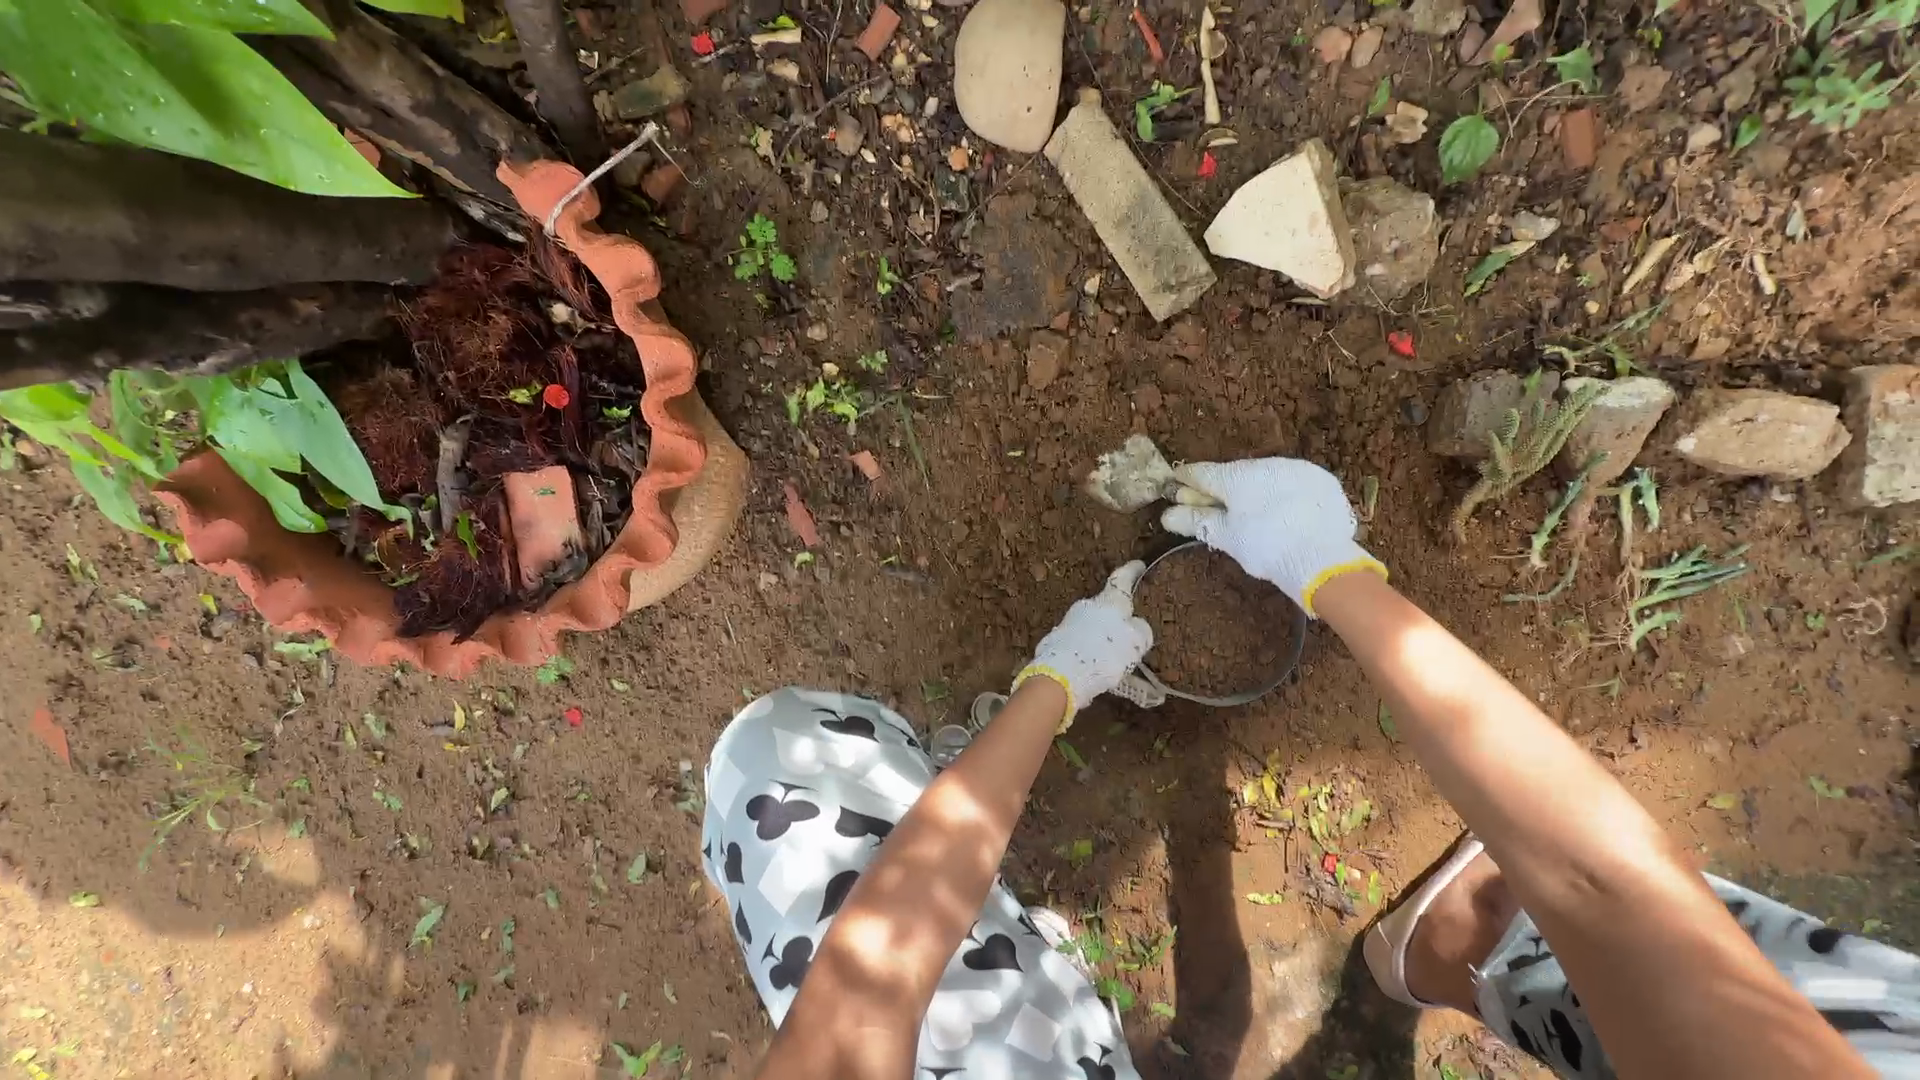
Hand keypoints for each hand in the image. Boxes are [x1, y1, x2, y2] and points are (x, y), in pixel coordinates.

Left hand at [1014, 561, 1153, 729]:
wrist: (1062, 675)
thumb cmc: (1106, 653)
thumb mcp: (1137, 642)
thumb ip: (1140, 629)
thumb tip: (1135, 625)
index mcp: (1109, 601)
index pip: (1122, 579)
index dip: (1131, 572)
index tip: (1138, 565)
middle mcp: (1086, 606)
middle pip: (1105, 606)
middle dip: (1116, 616)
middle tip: (1129, 629)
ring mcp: (1068, 622)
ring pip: (1092, 625)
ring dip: (1102, 636)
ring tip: (1114, 657)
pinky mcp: (1056, 642)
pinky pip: (1080, 643)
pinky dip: (1089, 651)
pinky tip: (1095, 667)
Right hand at [1159, 458, 1385, 617]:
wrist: (1321, 559)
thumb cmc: (1264, 547)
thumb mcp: (1225, 536)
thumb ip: (1196, 521)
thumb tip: (1168, 515)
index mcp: (1237, 476)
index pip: (1203, 473)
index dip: (1186, 479)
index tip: (1176, 482)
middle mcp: (1266, 464)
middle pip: (1235, 474)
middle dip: (1221, 488)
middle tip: (1213, 505)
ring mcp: (1297, 470)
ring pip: (1266, 477)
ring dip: (1254, 490)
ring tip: (1251, 514)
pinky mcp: (1322, 481)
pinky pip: (1292, 484)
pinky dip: (1282, 495)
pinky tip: (1283, 514)